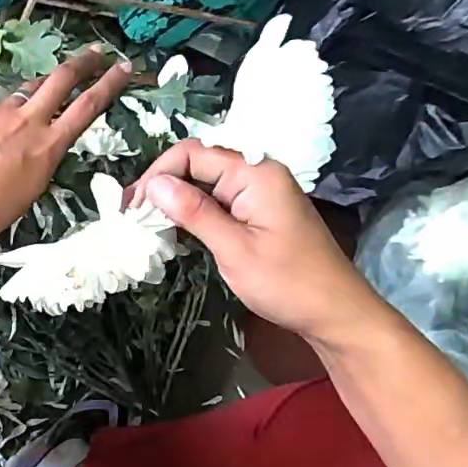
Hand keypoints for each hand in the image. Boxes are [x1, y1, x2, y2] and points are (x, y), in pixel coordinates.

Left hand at [0, 47, 130, 256]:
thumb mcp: (32, 188)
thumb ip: (42, 157)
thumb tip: (41, 140)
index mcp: (48, 146)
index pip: (87, 107)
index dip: (109, 84)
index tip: (123, 67)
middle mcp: (27, 121)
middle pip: (61, 79)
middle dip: (83, 62)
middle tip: (95, 52)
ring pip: (23, 95)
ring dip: (32, 98)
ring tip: (29, 112)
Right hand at [131, 140, 390, 346]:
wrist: (336, 312)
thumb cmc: (287, 284)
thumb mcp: (234, 249)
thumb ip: (194, 212)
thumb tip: (154, 184)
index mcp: (256, 174)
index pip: (192, 154)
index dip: (157, 174)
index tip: (132, 207)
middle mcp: (258, 173)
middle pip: (197, 163)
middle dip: (161, 186)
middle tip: (131, 217)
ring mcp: (259, 192)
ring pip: (204, 182)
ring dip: (174, 200)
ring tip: (145, 224)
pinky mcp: (257, 211)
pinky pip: (217, 199)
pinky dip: (192, 211)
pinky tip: (173, 230)